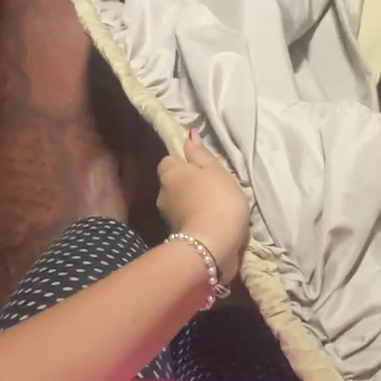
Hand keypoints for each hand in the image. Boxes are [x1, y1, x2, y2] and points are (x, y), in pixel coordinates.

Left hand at [157, 130, 249, 276]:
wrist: (212, 245)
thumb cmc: (217, 199)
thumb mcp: (215, 170)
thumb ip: (200, 153)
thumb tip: (188, 135)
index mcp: (169, 173)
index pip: (169, 161)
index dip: (184, 163)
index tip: (202, 168)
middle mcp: (162, 194)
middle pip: (173, 183)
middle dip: (187, 185)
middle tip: (211, 187)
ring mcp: (167, 217)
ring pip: (179, 203)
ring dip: (192, 204)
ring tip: (214, 207)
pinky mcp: (176, 237)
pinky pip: (186, 221)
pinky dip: (196, 220)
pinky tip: (211, 223)